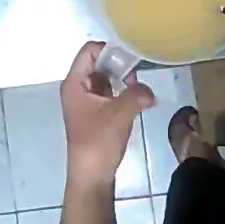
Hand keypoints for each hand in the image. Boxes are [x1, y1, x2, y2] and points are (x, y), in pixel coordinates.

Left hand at [61, 41, 154, 189]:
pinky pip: (109, 93)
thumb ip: (136, 94)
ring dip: (122, 79)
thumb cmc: (99, 141)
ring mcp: (85, 101)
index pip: (89, 51)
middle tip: (138, 74)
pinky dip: (122, 92)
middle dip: (119, 65)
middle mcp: (77, 88)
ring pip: (105, 78)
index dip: (109, 49)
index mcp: (74, 83)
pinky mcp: (95, 113)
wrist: (91, 174)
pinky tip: (137, 100)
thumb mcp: (119, 113)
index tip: (131, 58)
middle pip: (97, 63)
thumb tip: (150, 91)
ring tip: (139, 89)